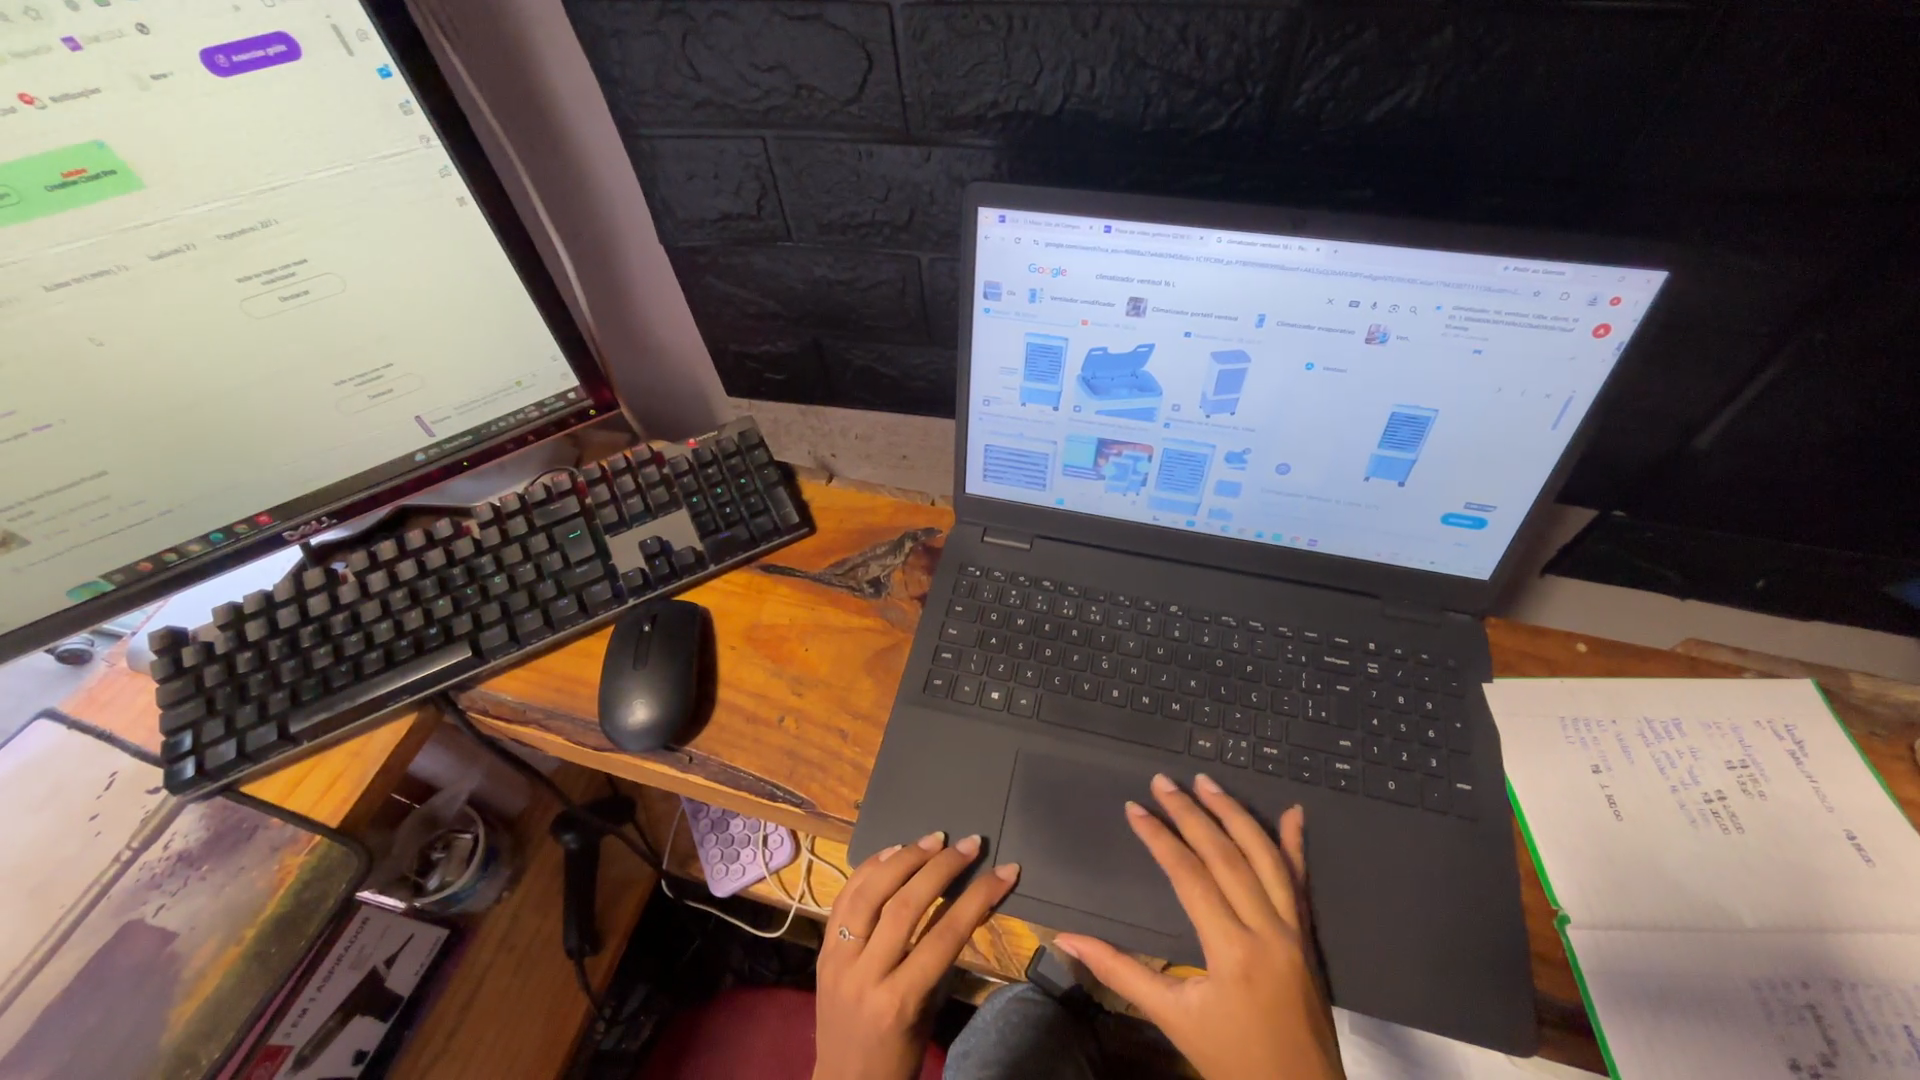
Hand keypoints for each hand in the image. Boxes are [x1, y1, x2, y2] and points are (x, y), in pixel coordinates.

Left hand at [813, 831, 1019, 1079]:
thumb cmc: (899, 1057)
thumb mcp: (929, 1011)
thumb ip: (944, 957)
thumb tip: (971, 902)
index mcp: (900, 999)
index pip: (946, 934)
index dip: (979, 897)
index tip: (1006, 871)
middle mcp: (865, 974)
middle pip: (906, 905)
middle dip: (942, 868)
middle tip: (969, 845)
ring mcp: (837, 959)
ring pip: (870, 893)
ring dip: (904, 859)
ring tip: (933, 840)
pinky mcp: (822, 949)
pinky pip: (844, 899)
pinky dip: (869, 870)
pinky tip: (893, 852)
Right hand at [1054, 774, 1341, 1079]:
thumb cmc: (1232, 1061)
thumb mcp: (1172, 1019)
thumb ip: (1120, 973)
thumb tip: (1066, 940)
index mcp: (1231, 950)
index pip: (1191, 876)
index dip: (1160, 838)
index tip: (1135, 809)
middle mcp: (1268, 931)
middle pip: (1227, 855)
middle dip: (1192, 814)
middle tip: (1163, 782)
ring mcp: (1294, 931)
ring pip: (1266, 858)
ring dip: (1236, 815)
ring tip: (1208, 783)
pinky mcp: (1309, 938)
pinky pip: (1302, 882)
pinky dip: (1296, 845)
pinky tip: (1294, 814)